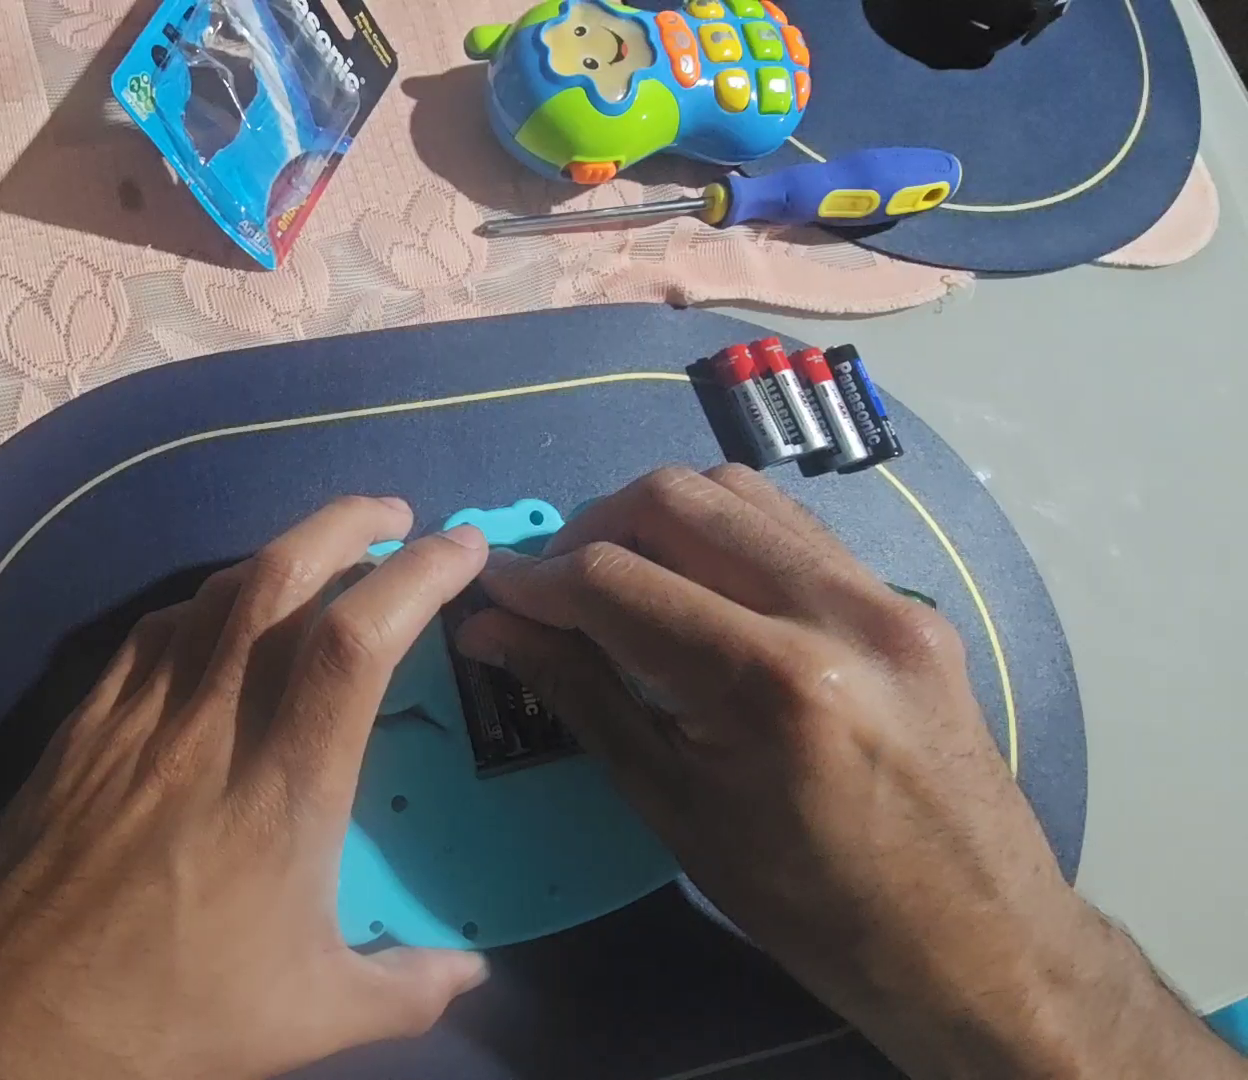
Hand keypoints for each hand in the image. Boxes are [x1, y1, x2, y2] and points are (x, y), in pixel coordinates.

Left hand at [0, 497, 492, 1079]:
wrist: (1, 1026)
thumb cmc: (166, 1017)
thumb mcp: (310, 1017)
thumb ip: (407, 988)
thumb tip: (476, 971)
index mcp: (284, 787)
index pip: (357, 642)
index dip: (416, 575)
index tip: (461, 545)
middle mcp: (212, 724)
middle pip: (281, 580)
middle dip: (345, 523)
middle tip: (394, 514)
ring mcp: (140, 711)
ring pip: (216, 592)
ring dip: (281, 552)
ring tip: (323, 552)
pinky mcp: (87, 717)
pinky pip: (156, 630)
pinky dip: (207, 601)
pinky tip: (224, 614)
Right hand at [455, 465, 1242, 1077]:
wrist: (982, 949)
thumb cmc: (802, 898)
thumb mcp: (666, 801)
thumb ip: (574, 691)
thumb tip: (487, 627)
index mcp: (767, 683)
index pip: (612, 582)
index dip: (532, 579)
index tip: (488, 589)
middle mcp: (834, 611)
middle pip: (670, 500)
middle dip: (585, 530)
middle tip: (552, 586)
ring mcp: (882, 595)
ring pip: (730, 490)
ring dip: (647, 519)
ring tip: (615, 577)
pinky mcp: (903, 600)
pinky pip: (783, 522)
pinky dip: (711, 529)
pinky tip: (688, 582)